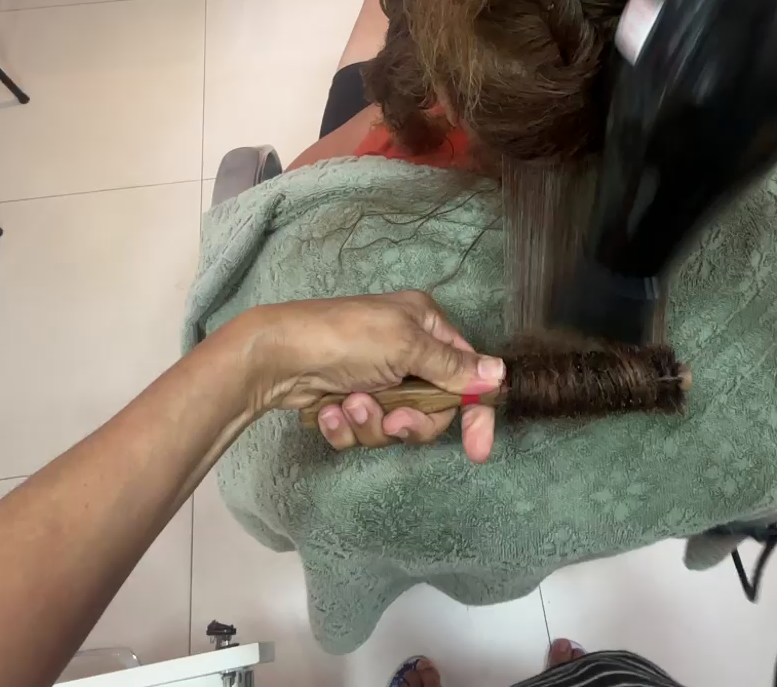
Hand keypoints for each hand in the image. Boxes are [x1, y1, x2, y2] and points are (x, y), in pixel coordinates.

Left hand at [221, 291, 503, 461]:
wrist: (277, 355)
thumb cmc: (347, 338)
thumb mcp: (407, 346)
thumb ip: (453, 367)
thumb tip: (499, 375)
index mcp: (425, 325)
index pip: (467, 374)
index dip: (475, 413)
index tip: (477, 450)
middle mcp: (406, 349)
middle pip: (432, 407)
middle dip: (410, 419)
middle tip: (391, 418)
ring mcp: (376, 376)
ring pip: (395, 423)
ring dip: (372, 421)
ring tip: (347, 405)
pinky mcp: (349, 400)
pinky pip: (364, 429)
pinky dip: (346, 426)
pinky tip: (328, 412)